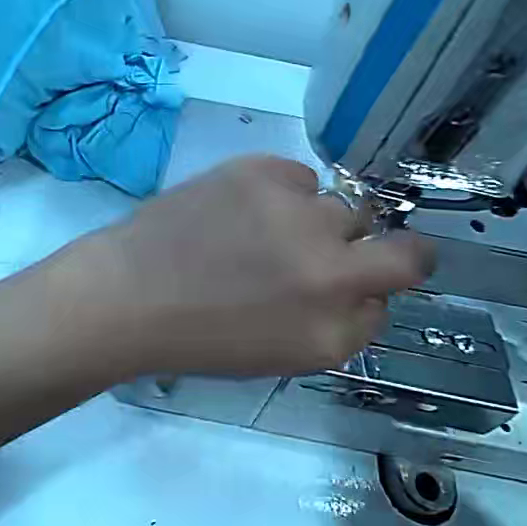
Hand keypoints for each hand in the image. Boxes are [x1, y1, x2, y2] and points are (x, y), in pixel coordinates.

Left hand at [49, 155, 434, 378]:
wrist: (129, 295)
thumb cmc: (203, 337)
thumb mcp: (286, 355)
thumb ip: (343, 324)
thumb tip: (369, 287)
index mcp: (333, 325)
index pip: (395, 293)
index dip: (378, 286)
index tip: (359, 281)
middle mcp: (330, 268)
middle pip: (397, 247)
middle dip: (384, 251)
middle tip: (331, 253)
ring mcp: (298, 213)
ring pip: (346, 207)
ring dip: (321, 223)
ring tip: (268, 234)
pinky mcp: (262, 171)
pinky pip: (303, 178)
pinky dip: (285, 194)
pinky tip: (245, 211)